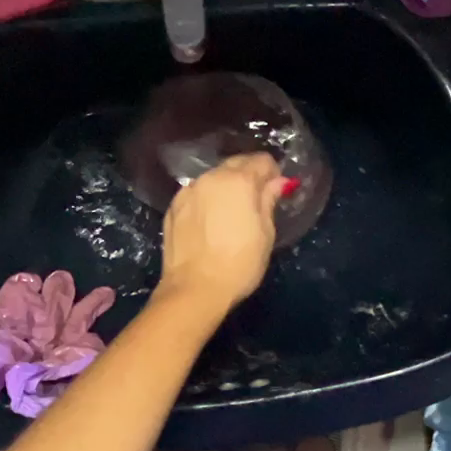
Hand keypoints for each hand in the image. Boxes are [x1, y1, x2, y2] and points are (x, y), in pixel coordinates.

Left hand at [156, 153, 285, 314]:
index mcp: (238, 180)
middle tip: (255, 202)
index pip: (262, 161)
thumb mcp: (265, 234)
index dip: (273, 174)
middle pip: (235, 165)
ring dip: (225, 188)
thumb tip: (277, 183)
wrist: (194, 289)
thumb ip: (269, 201)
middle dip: (248, 177)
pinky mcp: (172, 207)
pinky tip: (209, 224)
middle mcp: (210, 177)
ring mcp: (187, 191)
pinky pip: (196, 195)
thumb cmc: (239, 264)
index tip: (276, 191)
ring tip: (230, 215)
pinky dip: (206, 201)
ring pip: (213, 179)